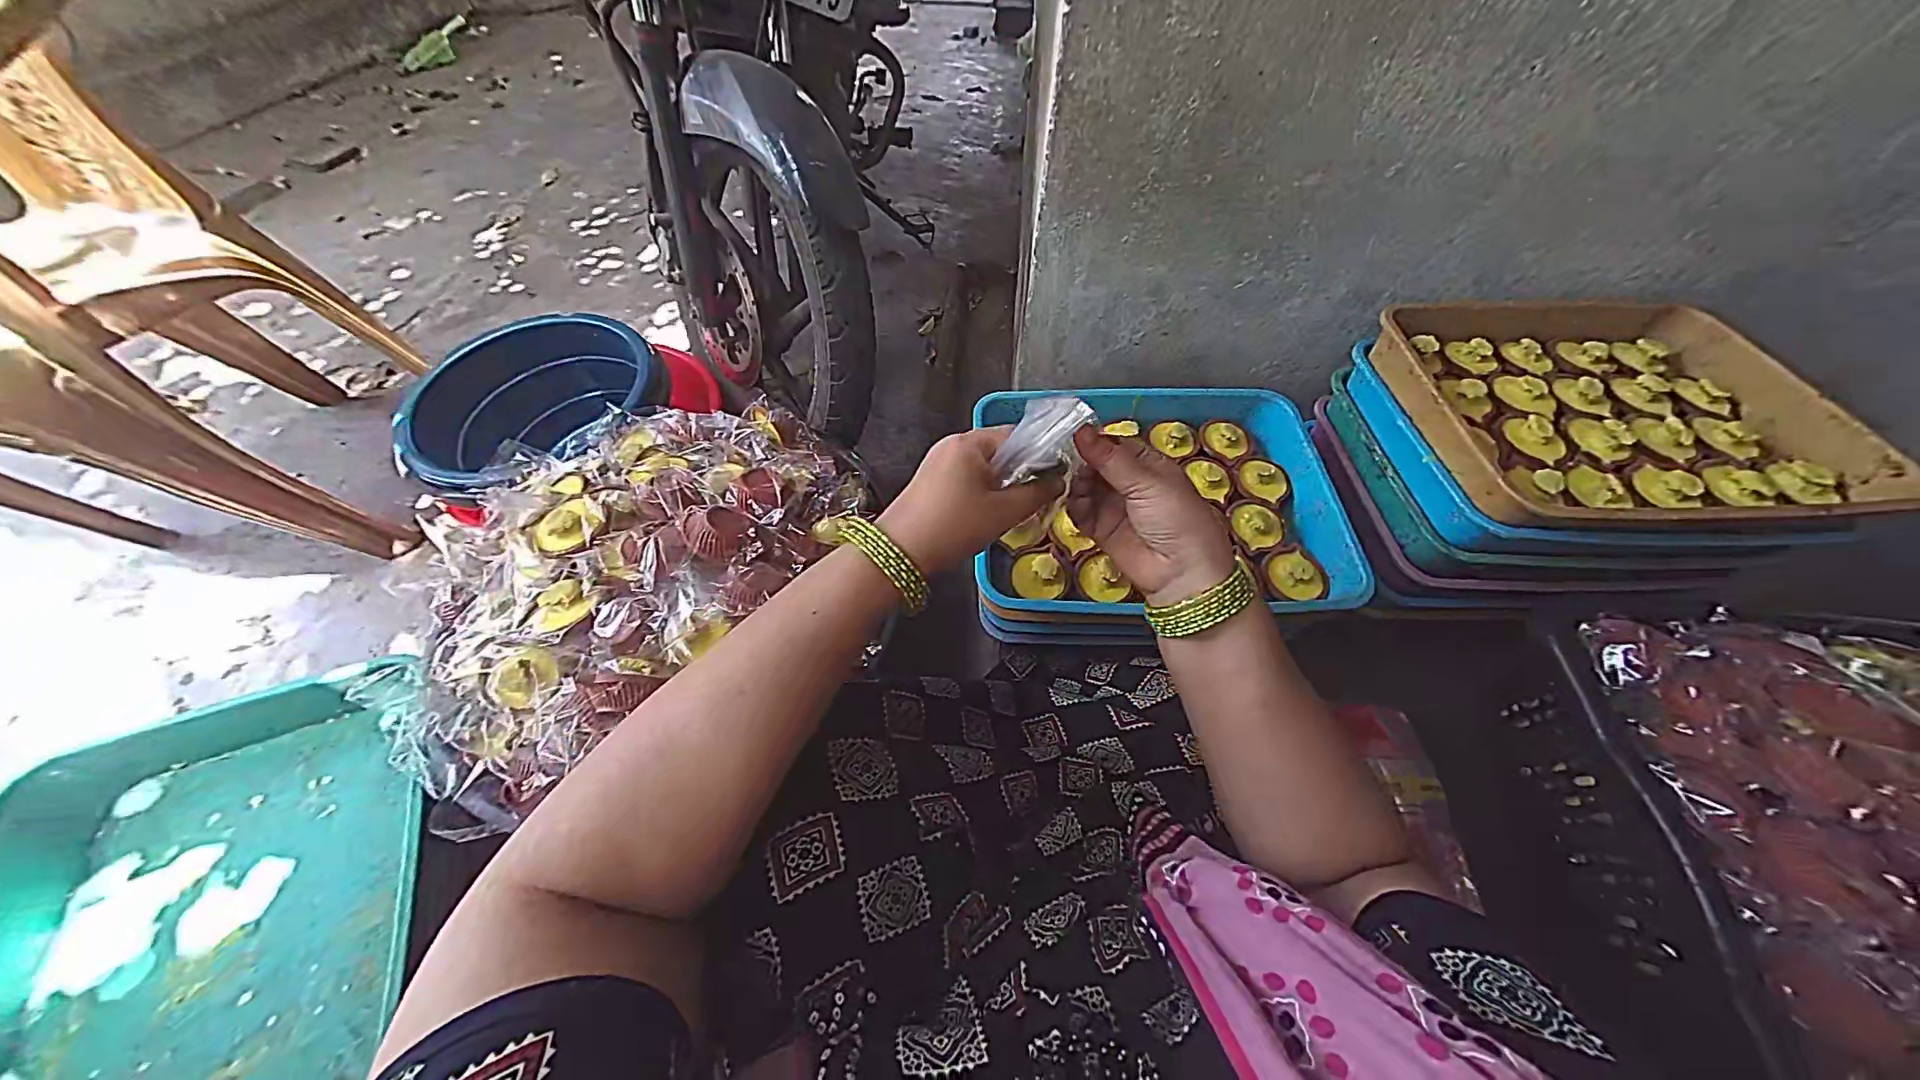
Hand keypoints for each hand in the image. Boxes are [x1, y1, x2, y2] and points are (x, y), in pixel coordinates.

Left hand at [879, 427, 1063, 573]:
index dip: (1039, 455)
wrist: (901, 553)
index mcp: (969, 442)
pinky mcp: (931, 482)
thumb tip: (1057, 482)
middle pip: (1000, 451)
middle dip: (1018, 474)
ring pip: (984, 468)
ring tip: (1008, 511)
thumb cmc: (952, 527)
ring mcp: (939, 463)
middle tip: (1032, 499)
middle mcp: (951, 445)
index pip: (1017, 435)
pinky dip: (982, 493)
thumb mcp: (1004, 512)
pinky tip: (985, 516)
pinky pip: (967, 480)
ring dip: (1001, 487)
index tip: (1052, 478)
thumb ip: (1037, 493)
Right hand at [1066, 428, 1236, 605]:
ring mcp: (1114, 506)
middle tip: (1066, 463)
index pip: (1113, 445)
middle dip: (1080, 463)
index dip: (1093, 441)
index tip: (1072, 438)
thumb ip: (1110, 458)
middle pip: (1094, 465)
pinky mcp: (1101, 529)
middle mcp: (1129, 483)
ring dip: (1075, 485)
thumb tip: (1082, 431)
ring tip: (1075, 487)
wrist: (1182, 574)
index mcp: (1147, 464)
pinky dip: (1074, 507)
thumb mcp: (1147, 482)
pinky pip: (1080, 513)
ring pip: (1084, 487)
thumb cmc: (1178, 520)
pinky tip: (1075, 505)